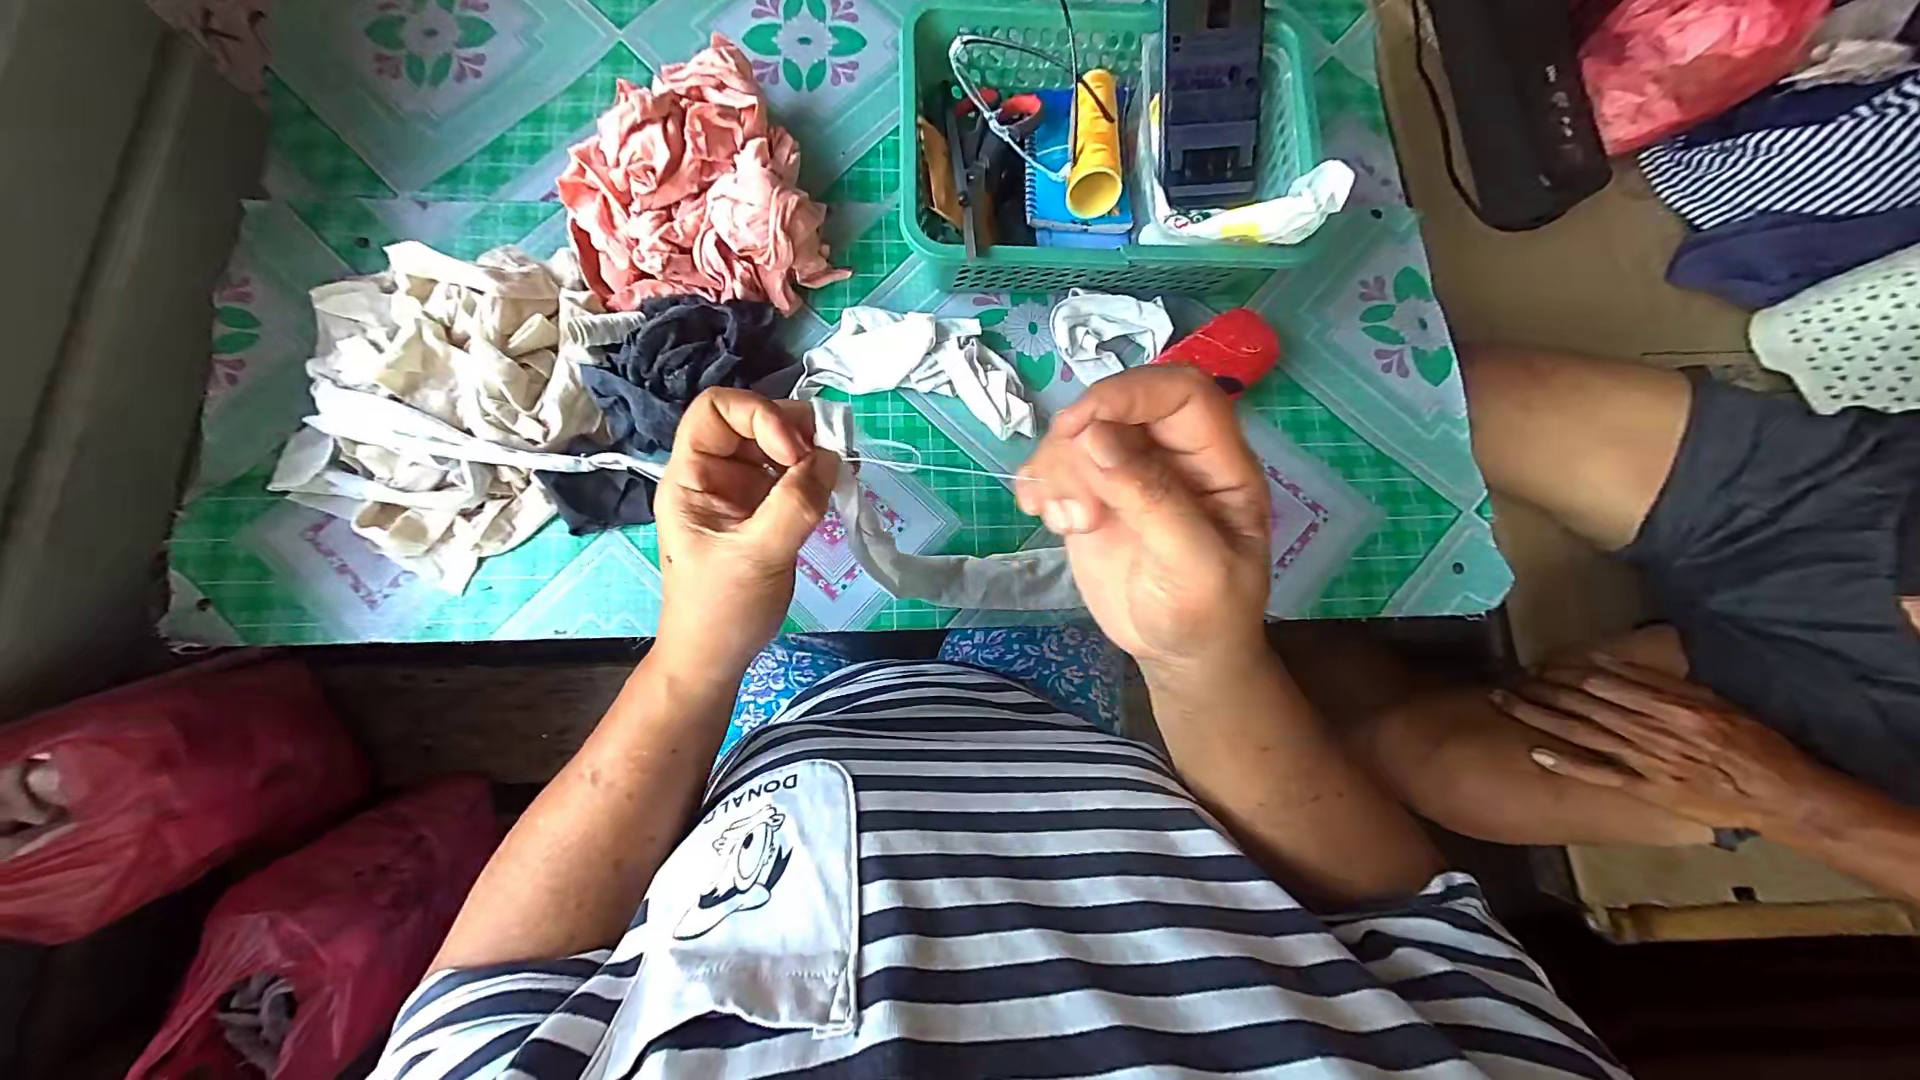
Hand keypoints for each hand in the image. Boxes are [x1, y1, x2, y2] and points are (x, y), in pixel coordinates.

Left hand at [653, 389, 838, 670]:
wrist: (717, 654)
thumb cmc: (721, 609)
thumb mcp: (757, 555)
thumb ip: (795, 505)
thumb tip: (833, 459)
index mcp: (692, 476)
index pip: (717, 410)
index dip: (759, 417)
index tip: (795, 454)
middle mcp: (716, 474)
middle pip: (753, 420)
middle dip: (793, 430)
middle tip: (827, 458)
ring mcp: (743, 491)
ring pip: (778, 445)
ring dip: (810, 450)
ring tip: (835, 473)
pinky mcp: (767, 509)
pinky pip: (794, 475)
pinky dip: (817, 473)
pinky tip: (832, 488)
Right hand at [1015, 367, 1271, 674]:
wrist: (1175, 652)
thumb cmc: (1204, 614)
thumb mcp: (1194, 567)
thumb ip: (1152, 500)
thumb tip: (1093, 438)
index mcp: (1218, 462)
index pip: (1180, 393)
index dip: (1129, 394)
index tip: (1078, 426)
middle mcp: (1172, 456)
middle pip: (1116, 409)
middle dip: (1081, 447)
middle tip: (1077, 511)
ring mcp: (1127, 473)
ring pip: (1077, 436)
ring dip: (1058, 473)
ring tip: (1069, 525)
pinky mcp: (1091, 494)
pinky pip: (1054, 464)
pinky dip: (1038, 483)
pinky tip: (1043, 516)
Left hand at [1492, 654, 1836, 830]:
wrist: (1785, 796)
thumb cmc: (1751, 744)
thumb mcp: (1712, 702)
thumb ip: (1660, 682)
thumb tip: (1606, 661)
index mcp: (1670, 708)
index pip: (1601, 683)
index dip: (1562, 672)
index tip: (1536, 666)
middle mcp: (1652, 732)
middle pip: (1581, 705)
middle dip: (1538, 690)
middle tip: (1506, 680)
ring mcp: (1645, 761)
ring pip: (1579, 733)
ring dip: (1536, 716)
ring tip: (1502, 702)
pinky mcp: (1645, 789)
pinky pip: (1598, 774)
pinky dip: (1565, 763)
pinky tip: (1534, 752)